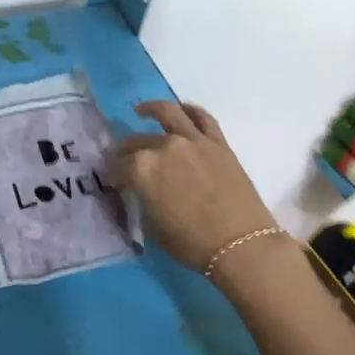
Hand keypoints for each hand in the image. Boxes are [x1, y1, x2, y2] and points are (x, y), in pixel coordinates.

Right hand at [112, 101, 279, 274]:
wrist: (240, 245)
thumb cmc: (192, 244)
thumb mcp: (153, 228)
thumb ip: (141, 201)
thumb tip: (139, 190)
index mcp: (142, 170)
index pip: (117, 166)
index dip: (113, 175)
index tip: (115, 182)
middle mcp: (164, 147)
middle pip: (136, 141)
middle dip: (126, 151)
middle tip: (125, 159)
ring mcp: (192, 140)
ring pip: (167, 112)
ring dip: (150, 109)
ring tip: (142, 111)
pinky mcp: (217, 142)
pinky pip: (201, 117)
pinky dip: (188, 110)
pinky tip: (181, 111)